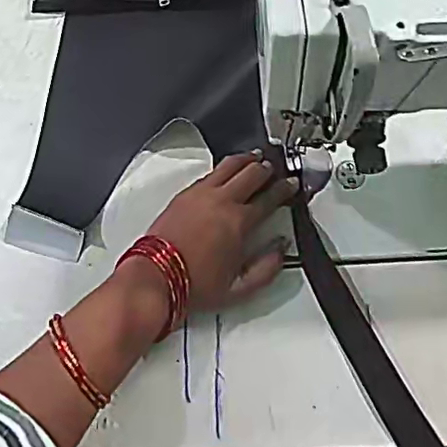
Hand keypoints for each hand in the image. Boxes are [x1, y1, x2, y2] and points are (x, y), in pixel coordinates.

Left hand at [142, 152, 294, 312]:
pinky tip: (225, 171)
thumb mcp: (239, 288)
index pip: (270, 197)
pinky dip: (224, 168)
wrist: (155, 278)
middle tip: (275, 168)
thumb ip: (267, 268)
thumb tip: (279, 249)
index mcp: (239, 222)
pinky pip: (210, 172)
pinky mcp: (184, 194)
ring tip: (254, 158)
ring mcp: (201, 194)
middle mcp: (222, 202)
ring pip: (230, 165)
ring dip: (246, 160)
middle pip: (252, 173)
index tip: (291, 185)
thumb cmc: (192, 284)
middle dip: (268, 168)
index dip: (285, 188)